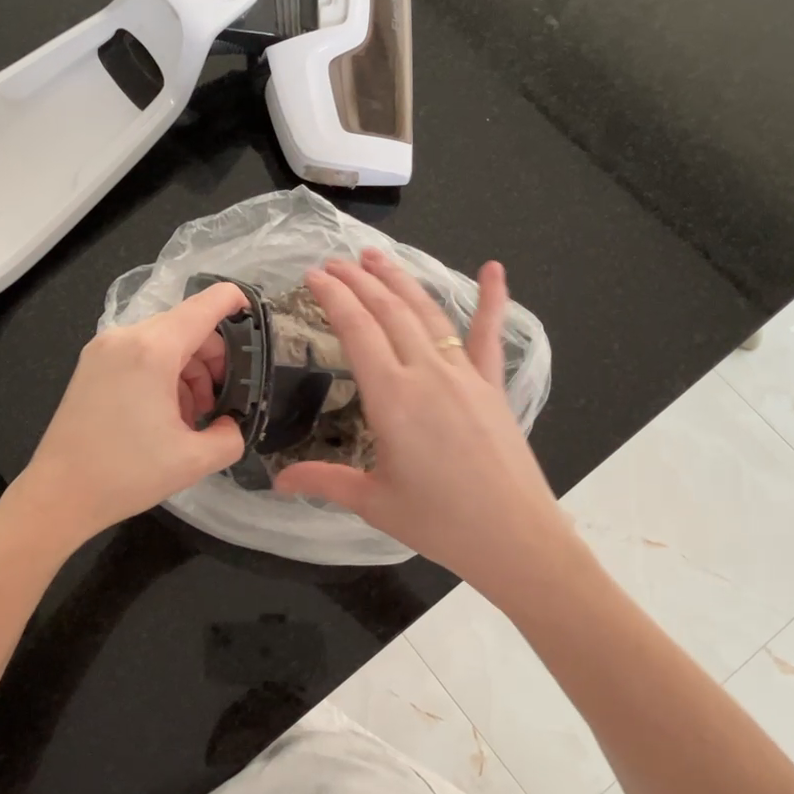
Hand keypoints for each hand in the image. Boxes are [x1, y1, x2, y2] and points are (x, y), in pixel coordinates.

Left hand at [20, 282, 249, 543]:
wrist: (59, 494)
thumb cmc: (126, 474)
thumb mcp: (193, 460)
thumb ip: (230, 436)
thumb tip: (232, 424)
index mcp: (152, 350)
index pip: (204, 306)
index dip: (235, 302)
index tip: (256, 315)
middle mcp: (125, 338)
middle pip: (185, 326)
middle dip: (213, 358)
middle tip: (221, 400)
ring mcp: (102, 349)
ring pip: (163, 341)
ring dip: (188, 370)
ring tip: (191, 416)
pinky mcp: (90, 366)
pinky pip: (139, 354)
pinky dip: (162, 374)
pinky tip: (164, 414)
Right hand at [272, 250, 571, 581]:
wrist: (514, 538)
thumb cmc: (439, 522)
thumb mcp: (373, 501)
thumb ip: (324, 481)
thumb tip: (278, 481)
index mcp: (392, 397)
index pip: (356, 330)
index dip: (333, 298)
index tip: (313, 276)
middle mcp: (428, 373)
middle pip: (389, 311)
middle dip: (359, 281)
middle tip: (334, 262)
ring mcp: (465, 376)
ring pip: (428, 313)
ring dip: (401, 280)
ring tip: (377, 256)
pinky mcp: (492, 386)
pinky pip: (489, 336)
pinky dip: (493, 300)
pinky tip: (494, 269)